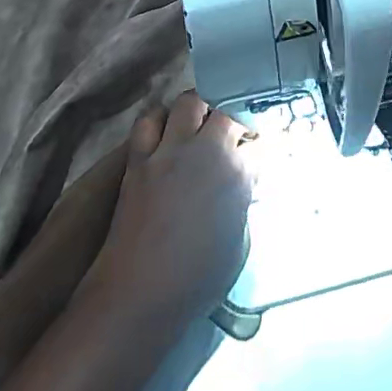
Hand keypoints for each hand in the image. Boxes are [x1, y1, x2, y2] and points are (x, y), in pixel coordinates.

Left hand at [0, 94, 255, 390]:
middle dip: (227, 112)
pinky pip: (148, 121)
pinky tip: (164, 133)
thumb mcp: (239, 241)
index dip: (253, 137)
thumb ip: (241, 199)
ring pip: (183, 103)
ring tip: (196, 124)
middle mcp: (201, 150)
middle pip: (218, 107)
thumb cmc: (199, 276)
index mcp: (233, 172)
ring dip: (194, 108)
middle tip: (228, 130)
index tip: (253, 145)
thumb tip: (240, 179)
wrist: (142, 287)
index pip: (250, 136)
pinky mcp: (138, 156)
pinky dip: (159, 120)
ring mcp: (166, 149)